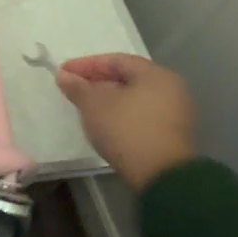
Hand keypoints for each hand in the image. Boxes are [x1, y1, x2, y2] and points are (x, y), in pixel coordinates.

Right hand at [55, 53, 195, 189]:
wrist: (162, 176)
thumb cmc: (126, 129)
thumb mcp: (93, 105)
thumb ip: (77, 87)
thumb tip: (64, 75)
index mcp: (155, 74)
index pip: (115, 60)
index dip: (86, 64)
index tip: (63, 72)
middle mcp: (170, 88)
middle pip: (127, 77)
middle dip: (96, 80)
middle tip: (72, 87)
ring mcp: (175, 112)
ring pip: (134, 96)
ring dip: (108, 97)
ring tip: (84, 104)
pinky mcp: (172, 132)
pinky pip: (141, 112)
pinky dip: (120, 111)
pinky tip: (104, 120)